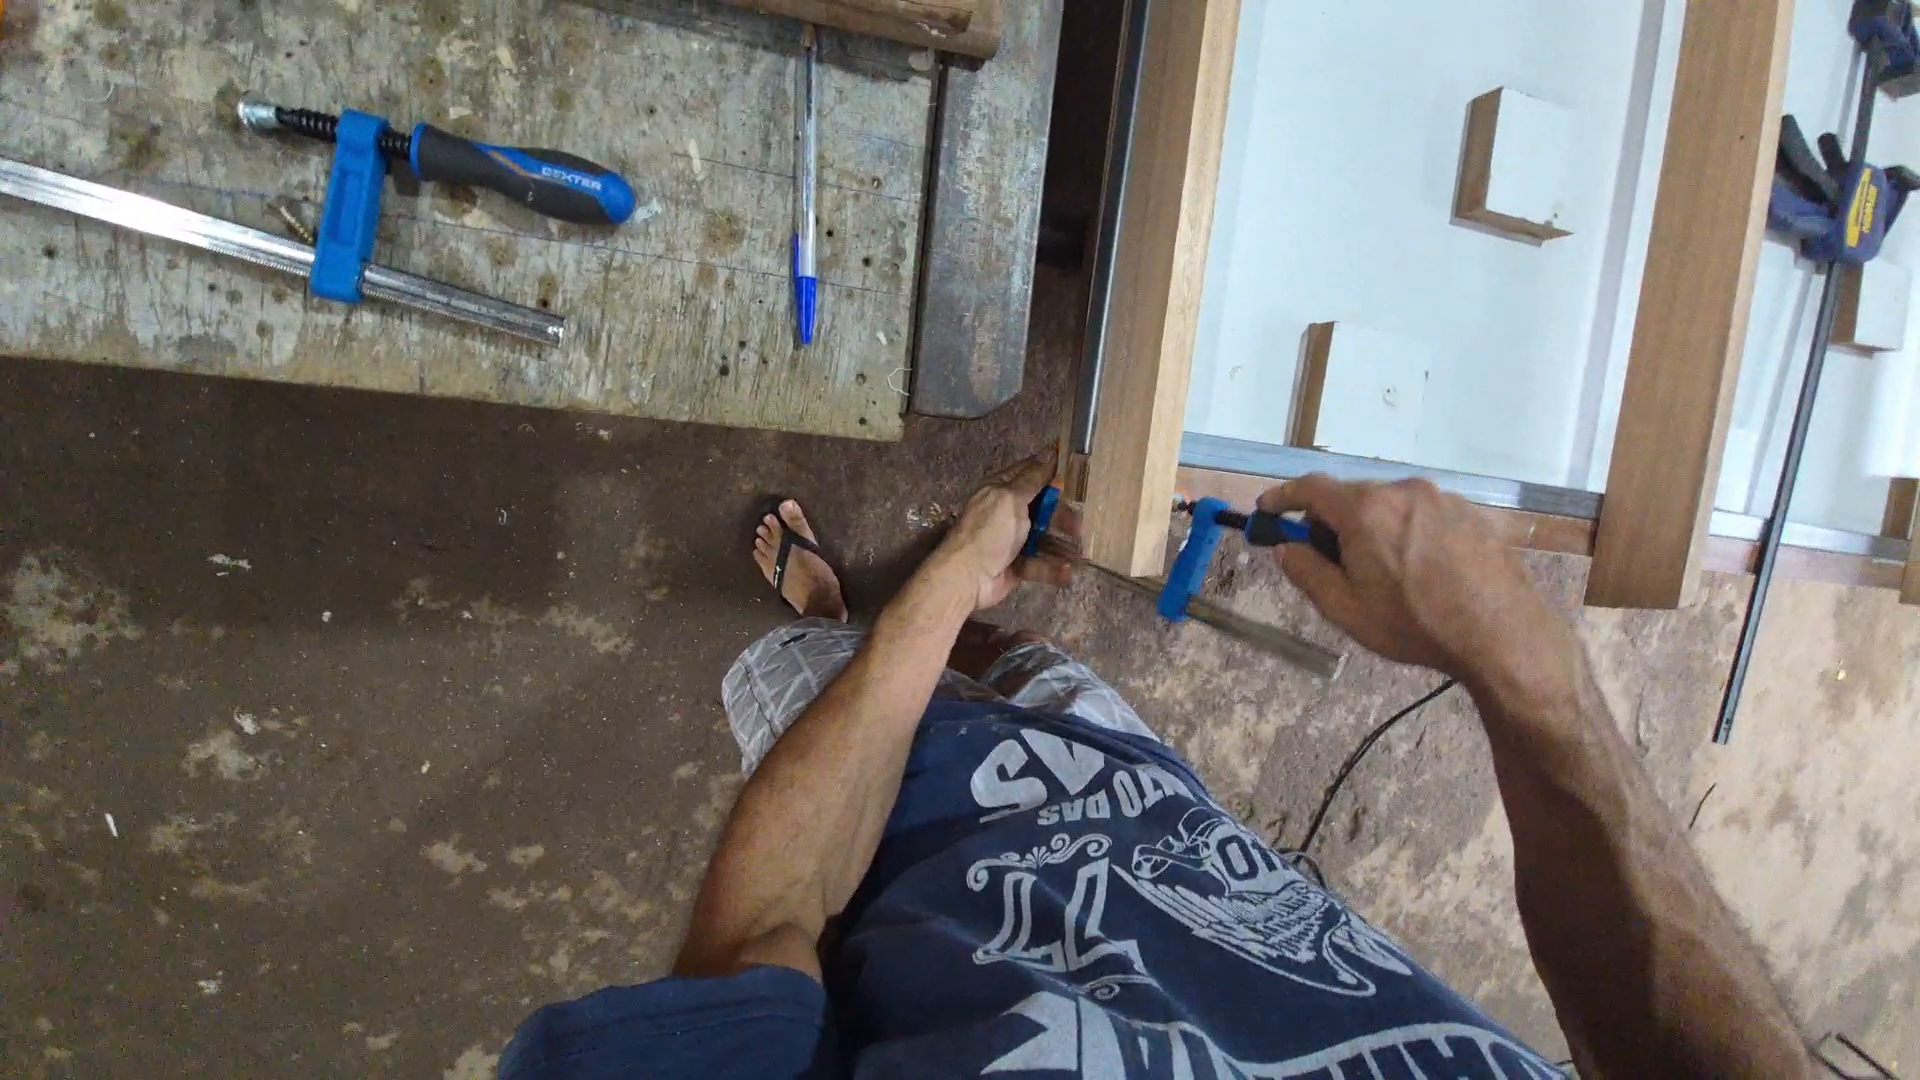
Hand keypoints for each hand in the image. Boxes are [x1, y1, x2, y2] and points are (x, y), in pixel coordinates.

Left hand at [934, 450, 1077, 610]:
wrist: (966, 578)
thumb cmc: (988, 532)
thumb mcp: (1010, 499)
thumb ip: (1033, 478)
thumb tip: (1049, 451)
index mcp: (1001, 489)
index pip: (1031, 472)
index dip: (1054, 470)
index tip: (1081, 469)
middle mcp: (1008, 511)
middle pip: (1044, 506)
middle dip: (1064, 514)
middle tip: (1080, 523)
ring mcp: (1013, 539)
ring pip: (1046, 536)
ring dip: (1064, 544)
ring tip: (1081, 551)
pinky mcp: (1019, 564)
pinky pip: (1041, 563)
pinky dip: (1054, 568)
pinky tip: (1068, 572)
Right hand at [1261, 475, 1570, 682]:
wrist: (1504, 637)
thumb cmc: (1414, 624)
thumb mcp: (1343, 607)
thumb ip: (1305, 570)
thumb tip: (1287, 546)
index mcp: (1366, 509)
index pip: (1310, 488)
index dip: (1282, 497)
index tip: (1267, 510)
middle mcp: (1403, 492)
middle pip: (1350, 496)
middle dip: (1330, 521)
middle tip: (1327, 559)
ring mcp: (1443, 499)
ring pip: (1387, 505)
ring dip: (1369, 528)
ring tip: (1379, 571)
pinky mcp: (1471, 514)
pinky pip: (1420, 514)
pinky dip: (1403, 532)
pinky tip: (1416, 570)